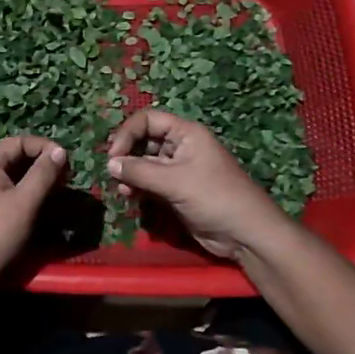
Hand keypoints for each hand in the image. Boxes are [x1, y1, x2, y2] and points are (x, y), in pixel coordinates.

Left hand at [0, 135, 67, 284]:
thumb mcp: (26, 200)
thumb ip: (44, 173)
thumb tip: (60, 151)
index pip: (19, 142)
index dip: (45, 148)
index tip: (67, 162)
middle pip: (15, 156)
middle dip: (42, 163)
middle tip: (65, 177)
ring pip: (12, 173)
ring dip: (36, 177)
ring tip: (57, 189)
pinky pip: (6, 187)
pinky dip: (25, 189)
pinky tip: (40, 200)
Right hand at [106, 109, 286, 258]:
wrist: (245, 233)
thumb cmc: (214, 197)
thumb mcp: (175, 182)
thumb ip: (140, 172)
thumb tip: (109, 164)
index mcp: (186, 134)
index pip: (148, 120)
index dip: (127, 134)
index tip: (113, 156)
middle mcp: (181, 147)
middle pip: (144, 141)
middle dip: (126, 156)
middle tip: (114, 176)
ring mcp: (179, 170)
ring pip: (145, 164)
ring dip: (130, 175)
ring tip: (124, 193)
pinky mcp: (177, 191)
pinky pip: (151, 183)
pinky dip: (139, 188)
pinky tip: (131, 199)